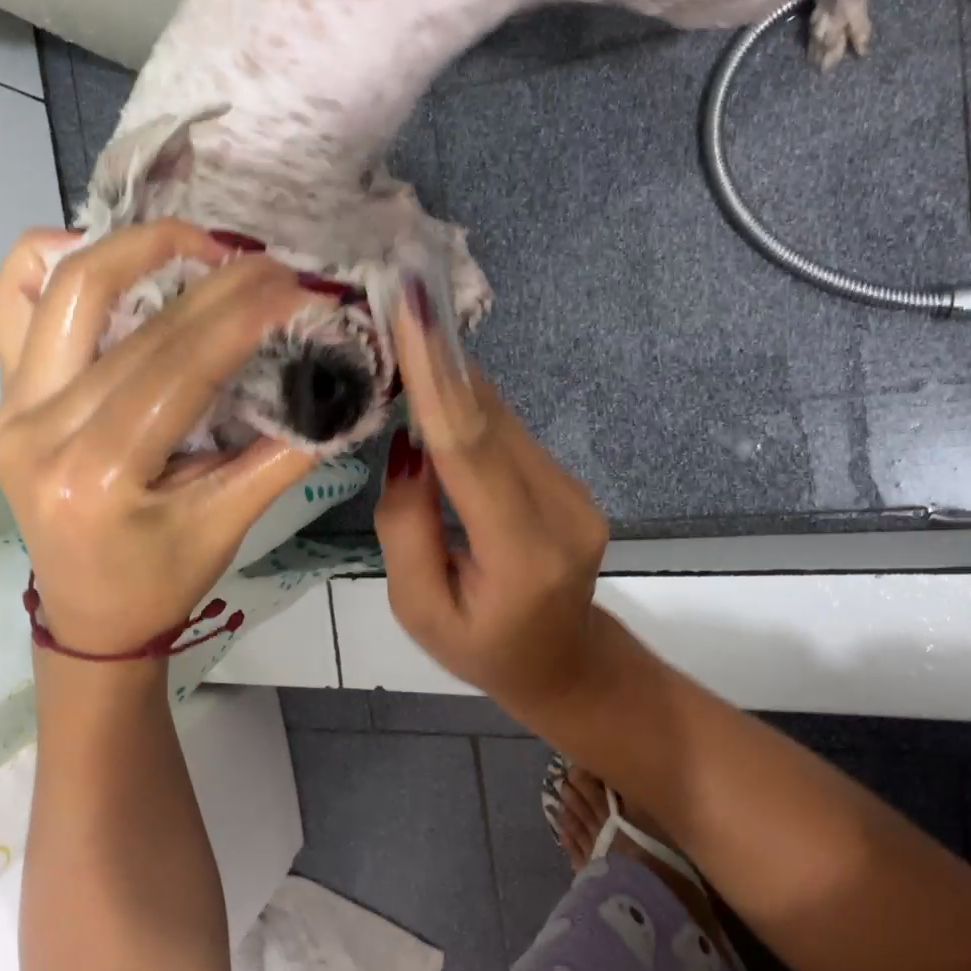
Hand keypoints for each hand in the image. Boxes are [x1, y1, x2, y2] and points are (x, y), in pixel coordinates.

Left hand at [0, 223, 327, 657]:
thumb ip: (284, 452)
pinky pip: (12, 299)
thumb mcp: (230, 523)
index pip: (179, 368)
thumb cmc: (161, 580)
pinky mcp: (3, 394)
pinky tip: (112, 255)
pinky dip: (57, 259)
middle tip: (270, 265)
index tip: (301, 287)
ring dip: (138, 248)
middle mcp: (38, 431)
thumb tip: (340, 382)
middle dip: (212, 278)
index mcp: (97, 475)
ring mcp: (10, 406)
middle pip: (129, 319)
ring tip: (202, 244)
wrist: (88, 616)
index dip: (244, 316)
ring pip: (64, 288)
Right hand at [372, 291, 610, 707]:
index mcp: (522, 554)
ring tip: (406, 338)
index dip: (439, 380)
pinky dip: (471, 411)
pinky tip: (438, 393)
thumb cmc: (481, 651)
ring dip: (453, 382)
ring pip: (502, 422)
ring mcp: (576, 495)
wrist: (564, 664)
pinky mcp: (573, 484)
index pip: (470, 452)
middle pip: (490, 423)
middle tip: (394, 305)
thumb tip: (409, 446)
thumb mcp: (418, 609)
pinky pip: (512, 436)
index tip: (413, 317)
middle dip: (440, 364)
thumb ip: (406, 525)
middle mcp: (562, 512)